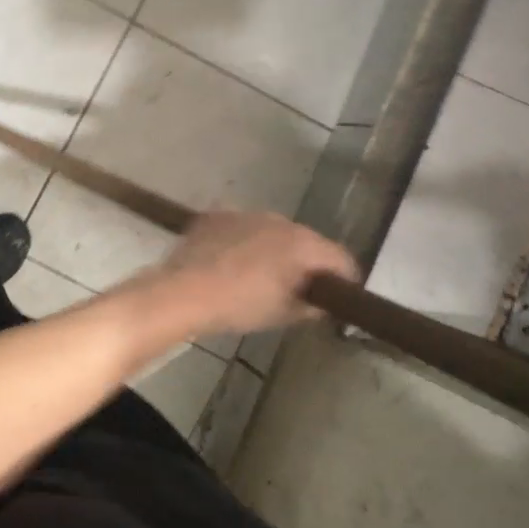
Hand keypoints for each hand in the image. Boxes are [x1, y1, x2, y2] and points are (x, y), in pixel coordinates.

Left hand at [130, 210, 358, 335]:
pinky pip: (241, 227)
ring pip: (272, 230)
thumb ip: (312, 305)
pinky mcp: (216, 215)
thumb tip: (321, 302)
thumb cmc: (240, 305)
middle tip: (297, 287)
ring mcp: (245, 213)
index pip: (340, 258)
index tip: (339, 296)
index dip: (344, 279)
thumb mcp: (285, 314)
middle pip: (306, 240)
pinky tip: (229, 260)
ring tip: (259, 273)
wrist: (184, 291)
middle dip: (306, 261)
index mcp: (303, 244)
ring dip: (273, 248)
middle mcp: (279, 220)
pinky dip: (243, 241)